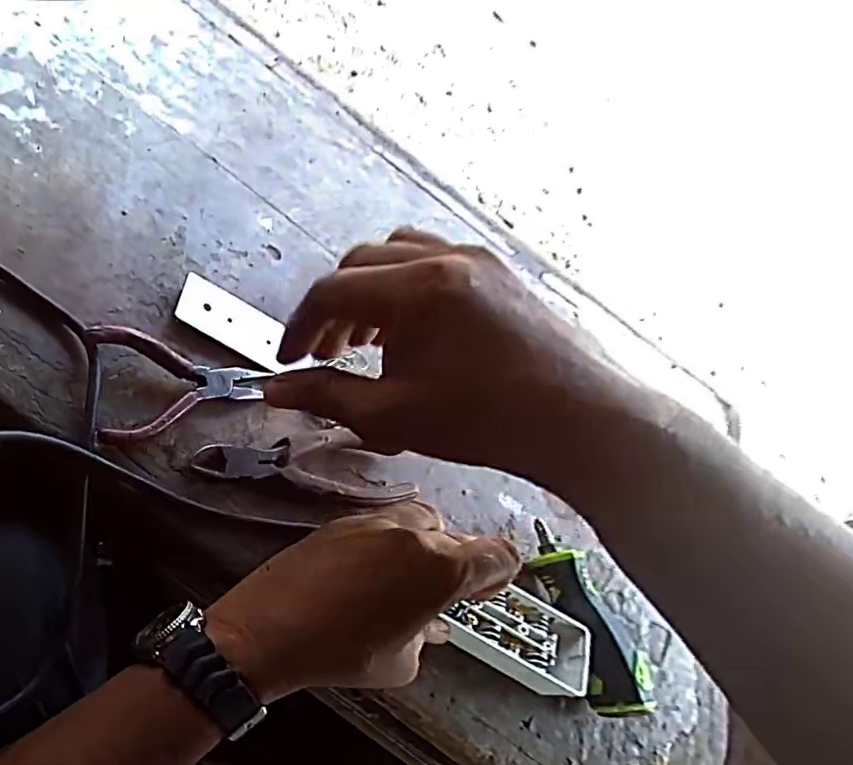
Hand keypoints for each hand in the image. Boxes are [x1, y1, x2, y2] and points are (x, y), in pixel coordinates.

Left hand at [204, 501, 520, 701]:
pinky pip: (379, 527)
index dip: (499, 575)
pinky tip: (370, 574)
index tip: (484, 591)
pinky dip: (388, 544)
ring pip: (417, 523)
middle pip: (457, 536)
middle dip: (459, 563)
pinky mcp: (337, 524)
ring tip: (406, 581)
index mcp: (440, 569)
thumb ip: (426, 635)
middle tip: (444, 592)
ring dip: (423, 547)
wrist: (265, 632)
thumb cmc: (337, 654)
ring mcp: (370, 524)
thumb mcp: (401, 663)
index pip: (497, 556)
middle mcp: (410, 535)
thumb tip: (427, 625)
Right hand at [264, 228, 676, 490]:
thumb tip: (276, 390)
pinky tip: (404, 331)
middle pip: (359, 265)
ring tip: (360, 342)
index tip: (287, 362)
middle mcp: (445, 259)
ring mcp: (476, 260)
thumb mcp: (389, 414)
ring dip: (364, 294)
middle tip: (321, 354)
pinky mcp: (496, 272)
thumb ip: (325, 395)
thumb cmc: (483, 419)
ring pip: (394, 255)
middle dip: (329, 309)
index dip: (298, 327)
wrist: (577, 420)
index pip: (331, 291)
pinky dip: (400, 287)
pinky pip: (431, 260)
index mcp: (416, 290)